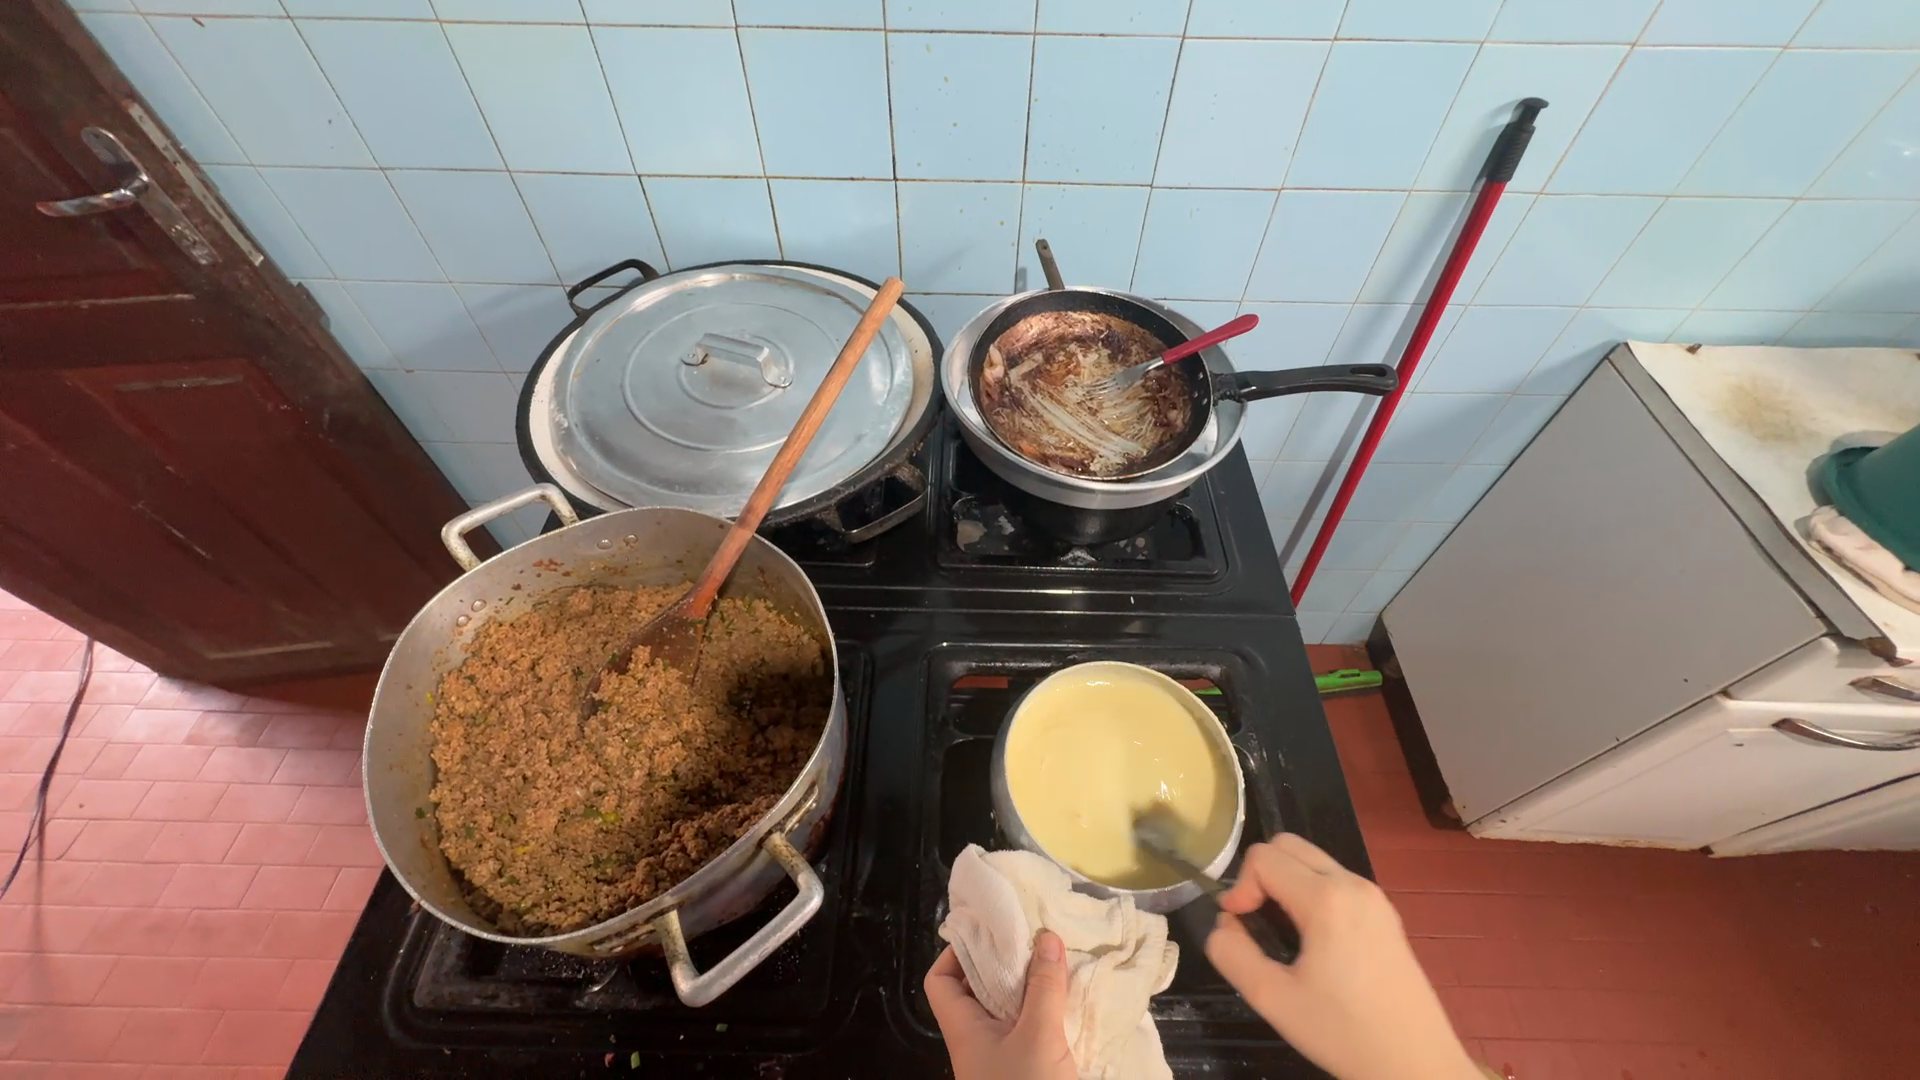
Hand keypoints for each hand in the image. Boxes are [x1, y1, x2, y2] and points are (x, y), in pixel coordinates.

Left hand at [925, 929, 1077, 1079]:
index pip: (941, 981)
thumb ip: (1043, 987)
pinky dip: (1044, 1010)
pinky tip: (1068, 998)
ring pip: (1007, 1009)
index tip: (992, 932)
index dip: (958, 952)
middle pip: (978, 989)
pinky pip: (1028, 1029)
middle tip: (1032, 937)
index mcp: (964, 1030)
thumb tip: (1046, 935)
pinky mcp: (1026, 1072)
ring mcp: (1001, 1059)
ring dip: (1029, 986)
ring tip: (1054, 960)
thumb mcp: (1039, 1037)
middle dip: (1004, 962)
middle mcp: (977, 1041)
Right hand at [1205, 835, 1479, 1079]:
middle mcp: (1353, 883)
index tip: (1239, 925)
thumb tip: (1223, 924)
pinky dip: (1309, 890)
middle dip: (1259, 874)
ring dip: (1284, 881)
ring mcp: (1374, 896)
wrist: (1421, 1070)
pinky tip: (1311, 937)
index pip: (1262, 858)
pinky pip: (1333, 878)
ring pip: (1311, 859)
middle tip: (1255, 919)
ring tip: (1280, 929)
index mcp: (1326, 898)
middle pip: (1287, 845)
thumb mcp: (1273, 1000)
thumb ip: (1231, 954)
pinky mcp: (1385, 913)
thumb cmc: (1346, 1034)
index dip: (1239, 886)